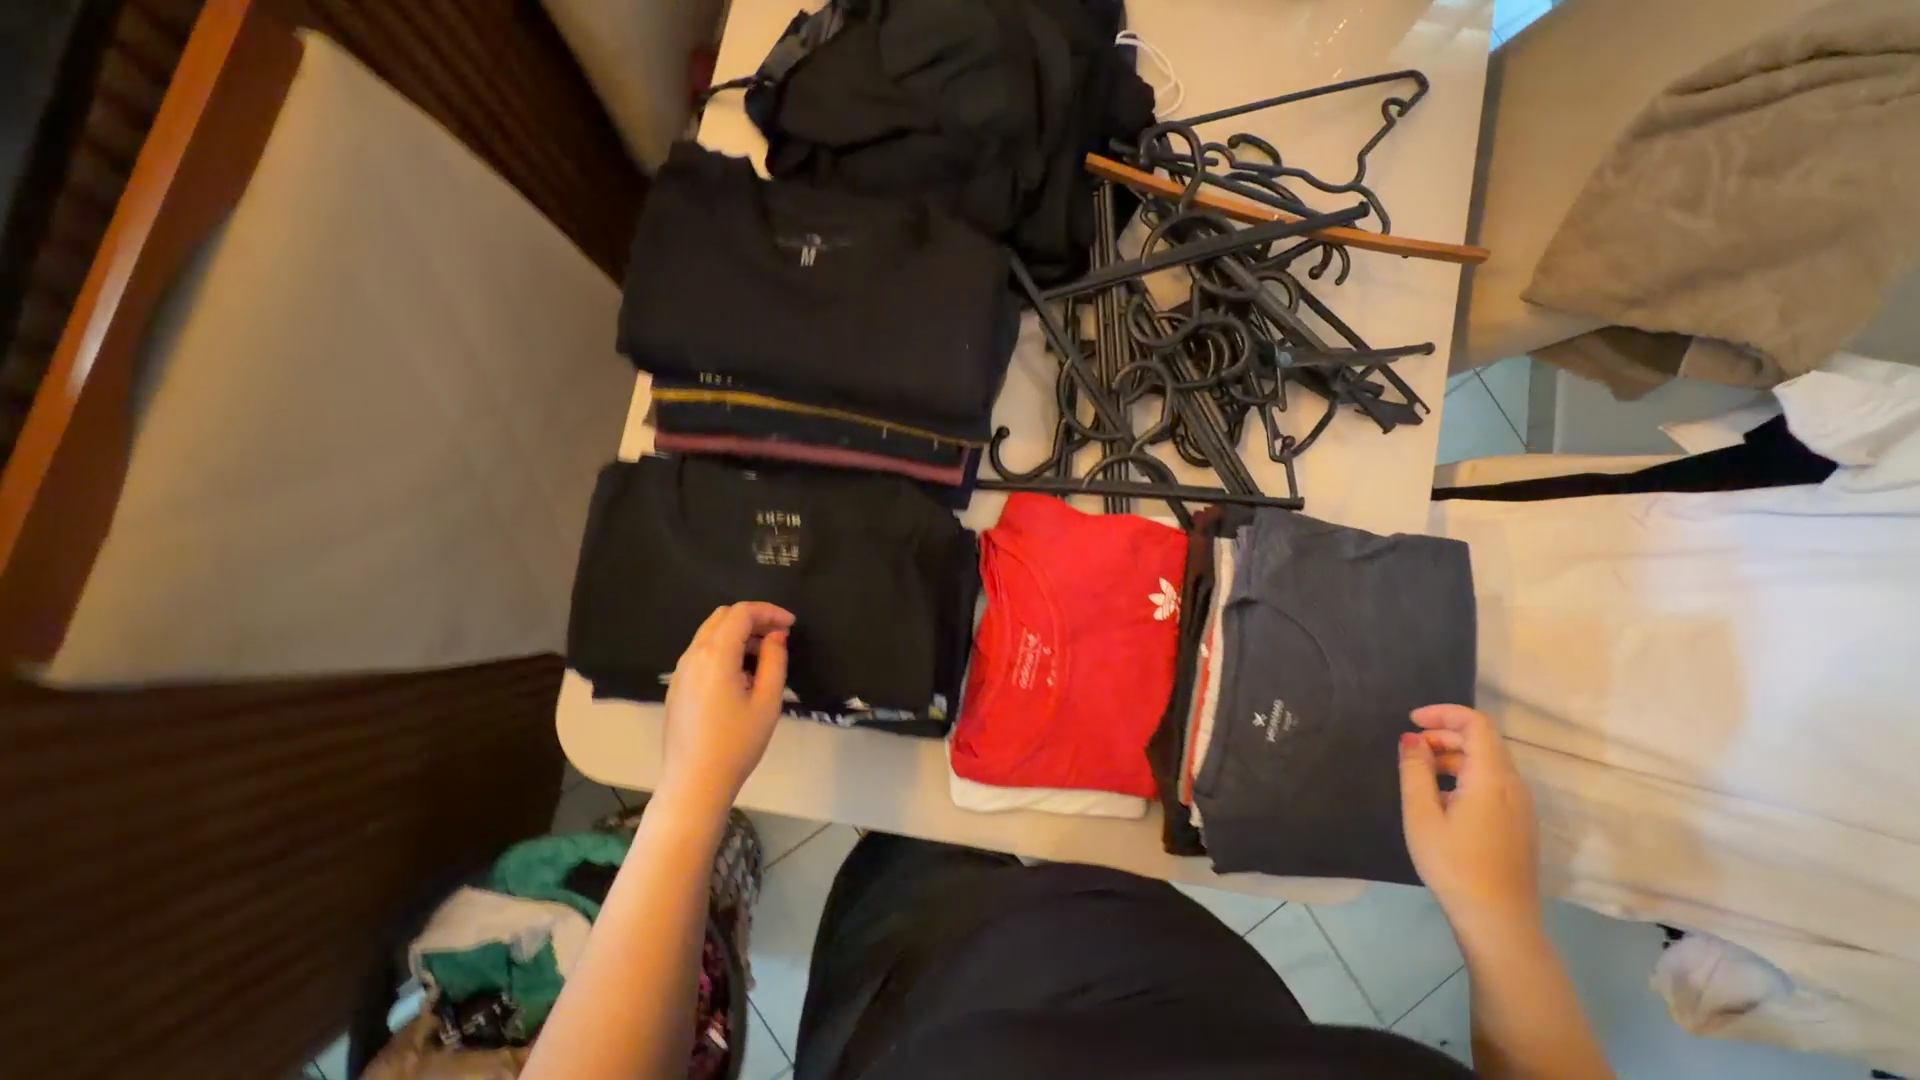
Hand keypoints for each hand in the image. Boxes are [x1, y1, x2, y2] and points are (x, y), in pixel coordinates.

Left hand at [659, 602, 794, 810]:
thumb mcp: (767, 702)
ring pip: (709, 634)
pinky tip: (740, 676)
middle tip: (778, 636)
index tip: (791, 625)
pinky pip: (701, 653)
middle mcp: (693, 655)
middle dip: (753, 619)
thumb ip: (774, 661)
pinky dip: (723, 649)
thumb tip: (775, 636)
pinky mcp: (677, 686)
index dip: (769, 611)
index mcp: (716, 654)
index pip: (741, 612)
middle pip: (722, 617)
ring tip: (763, 658)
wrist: (695, 781)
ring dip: (737, 634)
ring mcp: (681, 671)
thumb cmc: (737, 743)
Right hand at [1399, 704, 1541, 939]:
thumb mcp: (1421, 815)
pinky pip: (1494, 783)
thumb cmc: (1453, 864)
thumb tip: (1412, 740)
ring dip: (1454, 757)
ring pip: (1488, 763)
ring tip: (1420, 776)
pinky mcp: (1520, 823)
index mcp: (1492, 777)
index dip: (1443, 713)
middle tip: (1410, 751)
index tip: (1411, 721)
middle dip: (1444, 735)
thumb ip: (1415, 771)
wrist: (1498, 920)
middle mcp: (1514, 785)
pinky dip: (1466, 776)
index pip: (1476, 723)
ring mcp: (1521, 806)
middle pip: (1483, 741)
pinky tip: (1442, 800)